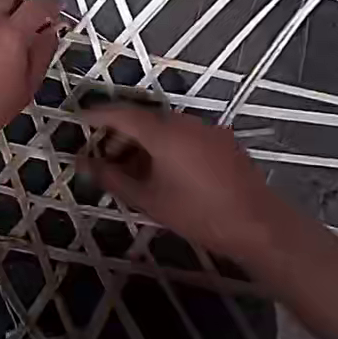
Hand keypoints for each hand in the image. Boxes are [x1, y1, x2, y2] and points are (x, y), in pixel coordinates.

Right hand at [80, 103, 290, 258]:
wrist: (258, 225)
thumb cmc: (198, 213)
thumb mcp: (148, 199)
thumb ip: (111, 178)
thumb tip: (82, 164)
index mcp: (162, 131)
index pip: (120, 113)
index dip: (96, 115)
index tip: (78, 119)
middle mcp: (183, 121)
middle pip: (142, 118)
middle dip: (119, 133)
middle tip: (103, 156)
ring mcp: (206, 128)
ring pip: (163, 126)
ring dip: (142, 140)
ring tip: (131, 168)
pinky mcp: (221, 140)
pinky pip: (183, 134)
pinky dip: (164, 144)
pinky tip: (163, 170)